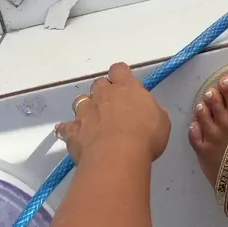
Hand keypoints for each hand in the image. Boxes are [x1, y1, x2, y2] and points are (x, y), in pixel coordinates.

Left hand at [54, 63, 169, 164]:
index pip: (119, 70)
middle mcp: (104, 94)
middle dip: (103, 92)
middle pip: (98, 84)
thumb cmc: (145, 136)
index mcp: (126, 87)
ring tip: (92, 120)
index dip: (120, 75)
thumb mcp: (162, 122)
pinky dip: (66, 130)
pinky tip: (68, 134)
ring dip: (85, 108)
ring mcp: (86, 112)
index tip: (123, 83)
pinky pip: (65, 128)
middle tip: (112, 106)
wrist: (118, 156)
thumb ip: (154, 112)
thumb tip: (152, 113)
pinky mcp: (74, 132)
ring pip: (80, 101)